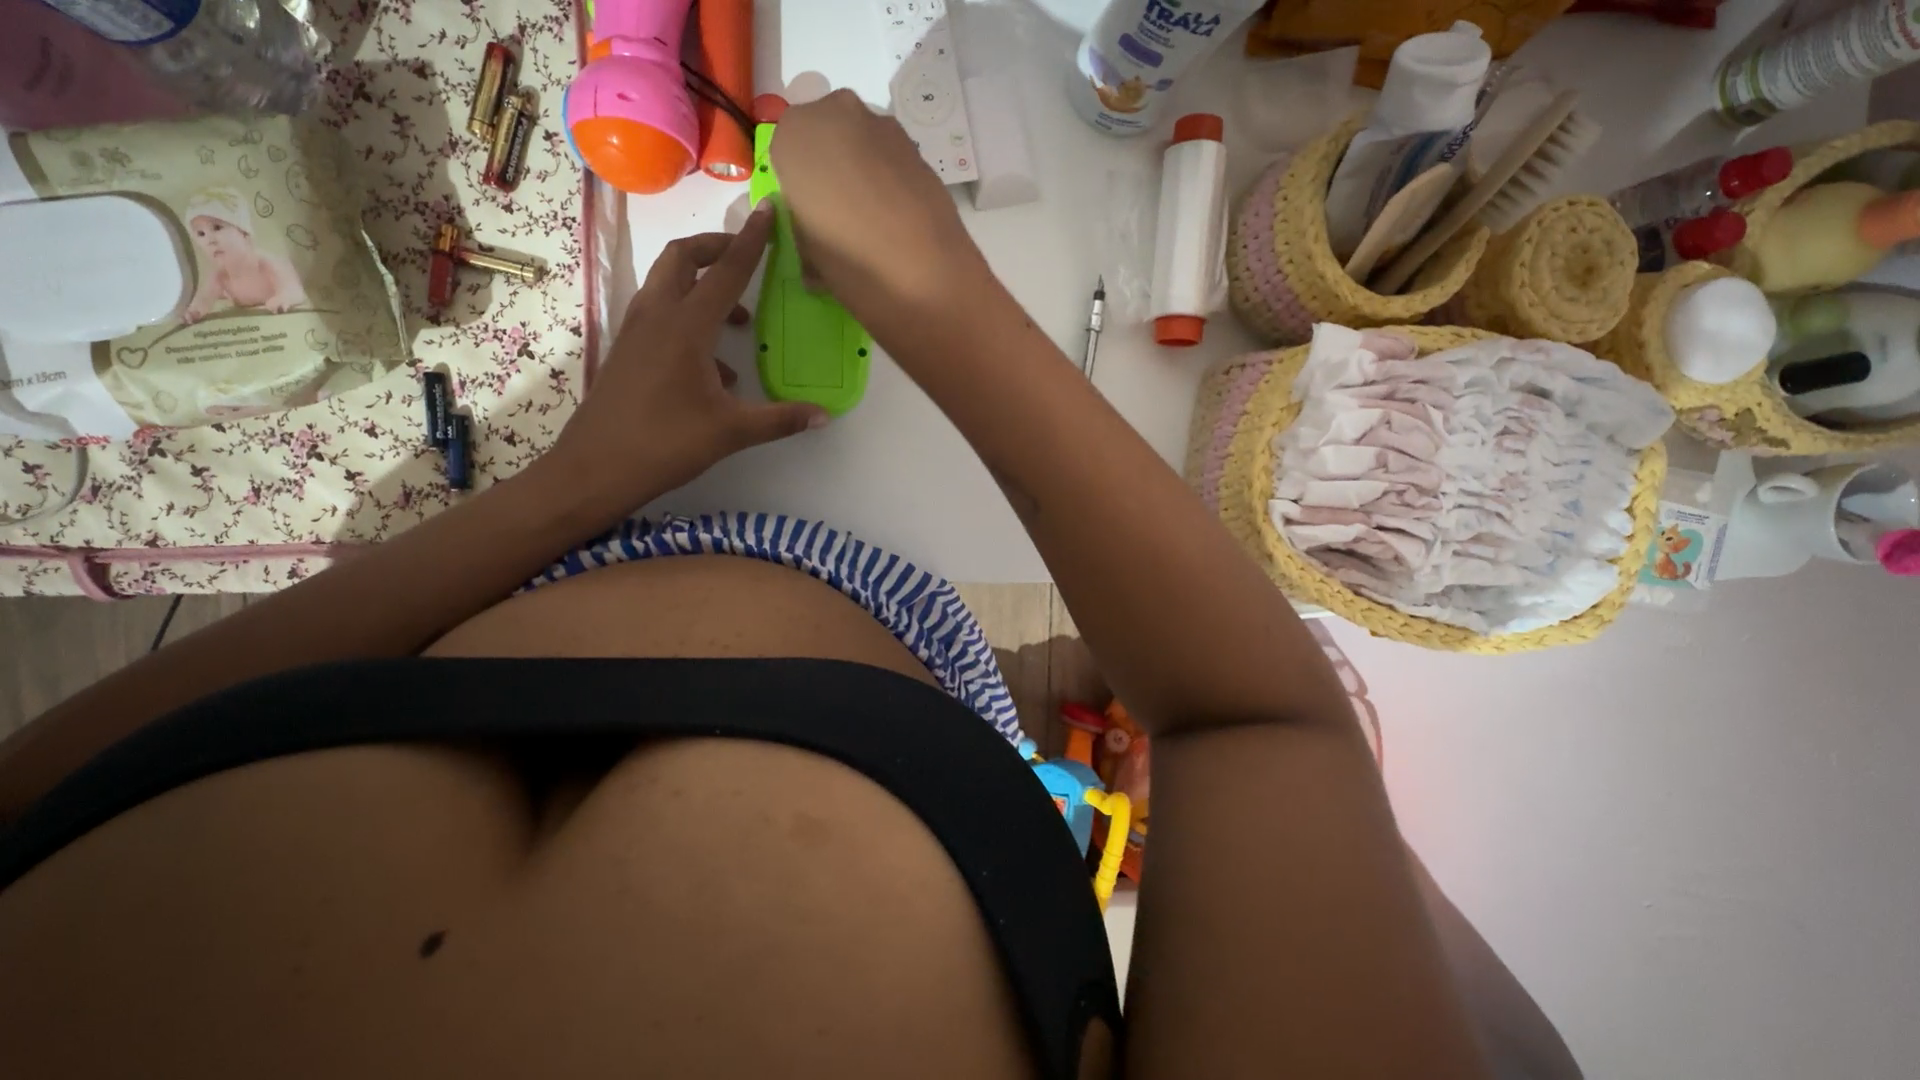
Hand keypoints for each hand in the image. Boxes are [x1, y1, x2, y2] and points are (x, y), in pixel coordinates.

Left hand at [549, 204, 827, 511]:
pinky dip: (687, 316)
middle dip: (715, 247)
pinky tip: (713, 366)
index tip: (769, 211)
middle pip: (682, 257)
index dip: (752, 241)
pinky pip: (659, 313)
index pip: (726, 271)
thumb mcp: (730, 433)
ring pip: (667, 283)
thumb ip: (780, 420)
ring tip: (738, 319)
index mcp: (687, 327)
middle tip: (746, 258)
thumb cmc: (664, 445)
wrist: (594, 469)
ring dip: (701, 283)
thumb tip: (823, 416)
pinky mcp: (627, 349)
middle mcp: (657, 316)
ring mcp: (635, 331)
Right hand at [769, 90, 990, 326]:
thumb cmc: (847, 257)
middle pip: (826, 134)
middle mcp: (835, 114)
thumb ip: (804, 226)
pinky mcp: (916, 144)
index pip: (786, 149)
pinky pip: (890, 156)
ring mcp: (880, 124)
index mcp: (793, 135)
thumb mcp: (808, 251)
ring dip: (862, 166)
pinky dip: (889, 175)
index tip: (810, 207)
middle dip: (831, 163)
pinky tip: (898, 211)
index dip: (799, 180)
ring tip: (874, 213)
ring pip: (861, 141)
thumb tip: (815, 232)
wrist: (921, 265)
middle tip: (841, 207)